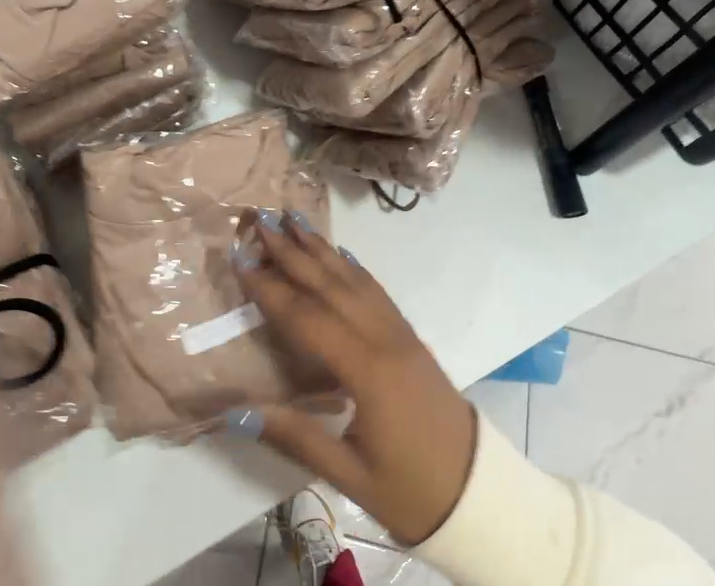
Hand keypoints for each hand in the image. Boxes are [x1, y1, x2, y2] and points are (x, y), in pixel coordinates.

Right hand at [227, 211, 476, 546]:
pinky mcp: (412, 341)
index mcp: (368, 373)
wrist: (479, 493)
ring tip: (295, 221)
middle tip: (263, 221)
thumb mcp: (350, 476)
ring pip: (357, 282)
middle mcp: (385, 342)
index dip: (272, 289)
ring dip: (323, 250)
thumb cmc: (412, 491)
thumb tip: (235, 412)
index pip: (309, 319)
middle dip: (295, 253)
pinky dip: (354, 269)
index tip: (242, 258)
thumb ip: (295, 438)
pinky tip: (341, 255)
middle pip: (332, 287)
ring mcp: (402, 337)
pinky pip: (378, 293)